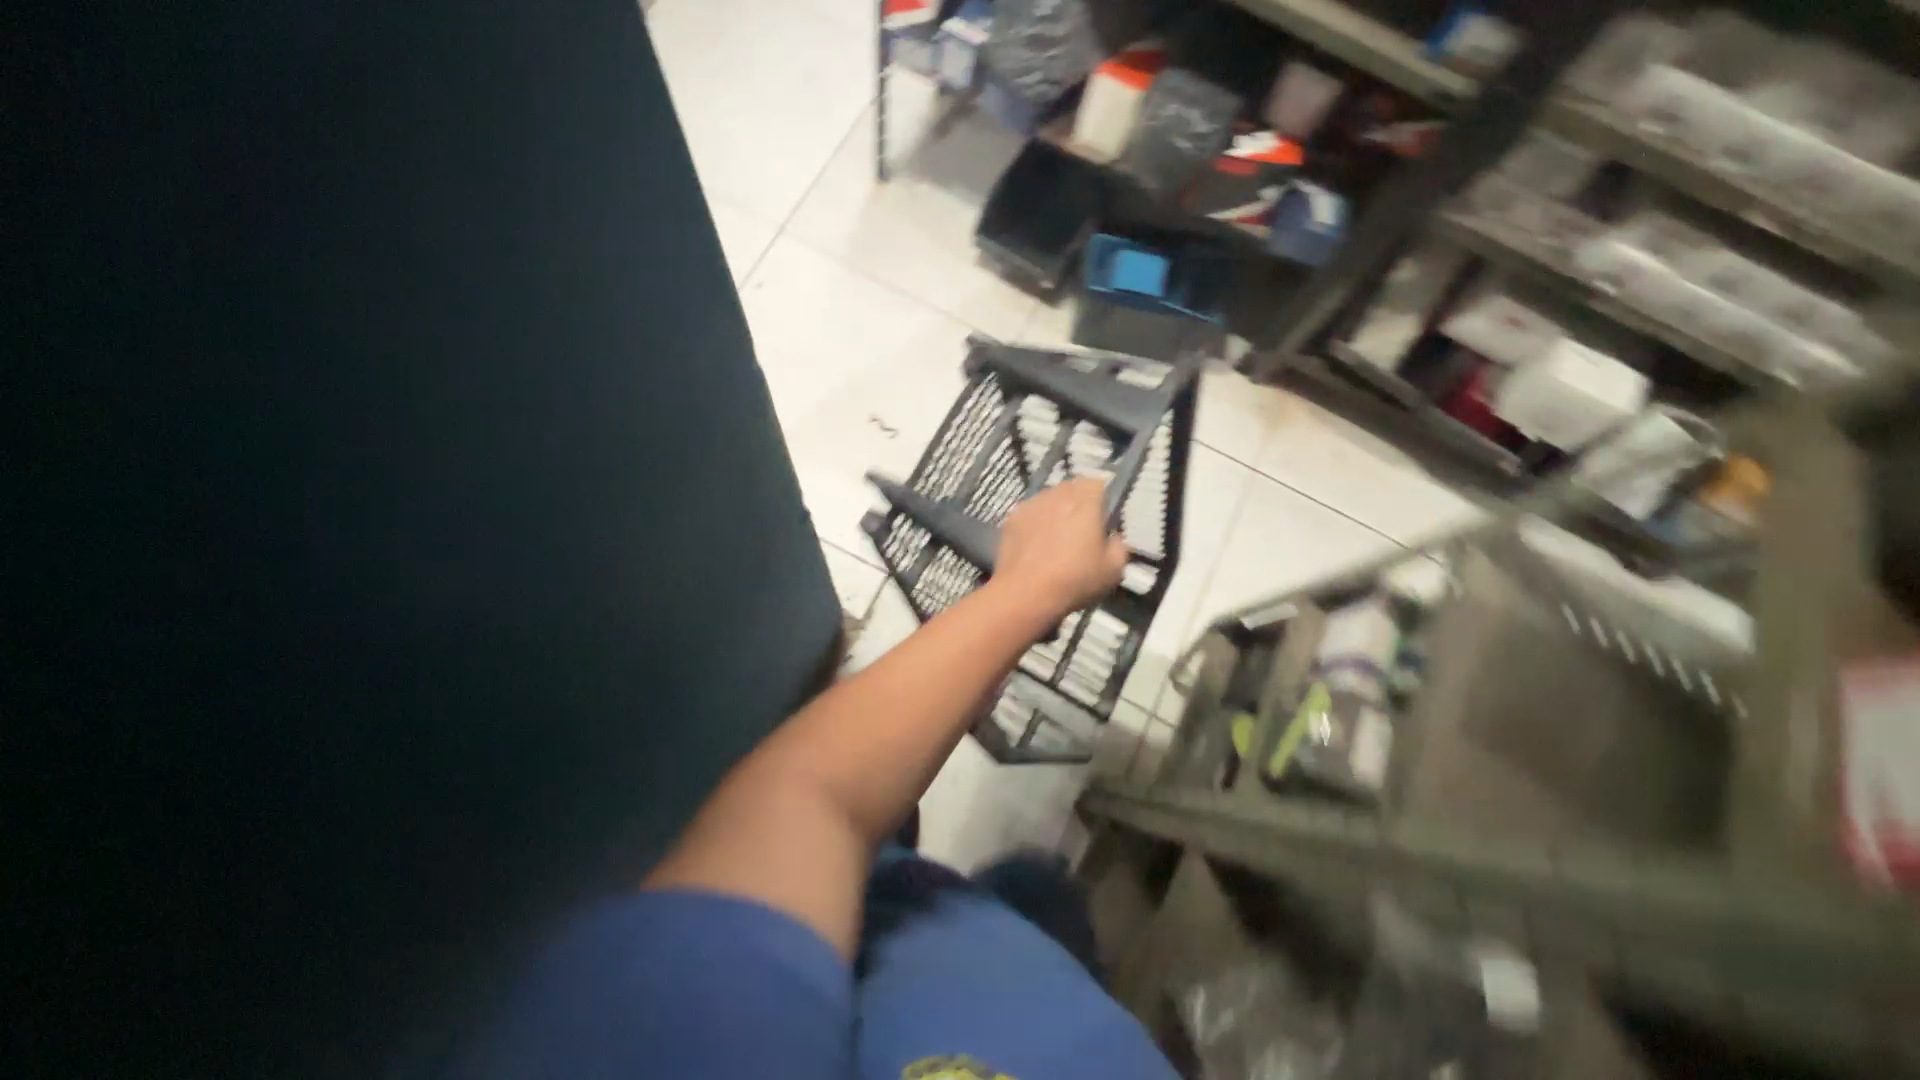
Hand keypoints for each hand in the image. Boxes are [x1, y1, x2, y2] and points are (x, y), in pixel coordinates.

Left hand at [990, 477, 1129, 622]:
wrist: (1025, 593)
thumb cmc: (1075, 580)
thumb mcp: (1114, 569)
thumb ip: (1118, 545)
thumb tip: (1111, 536)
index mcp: (1086, 501)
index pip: (1098, 483)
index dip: (1102, 499)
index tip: (1102, 518)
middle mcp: (1057, 494)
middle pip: (1072, 488)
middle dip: (1078, 502)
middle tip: (1080, 529)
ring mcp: (1031, 504)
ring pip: (1049, 498)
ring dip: (1055, 511)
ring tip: (1056, 537)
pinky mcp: (1011, 518)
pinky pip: (1030, 512)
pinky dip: (1036, 522)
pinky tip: (1035, 545)